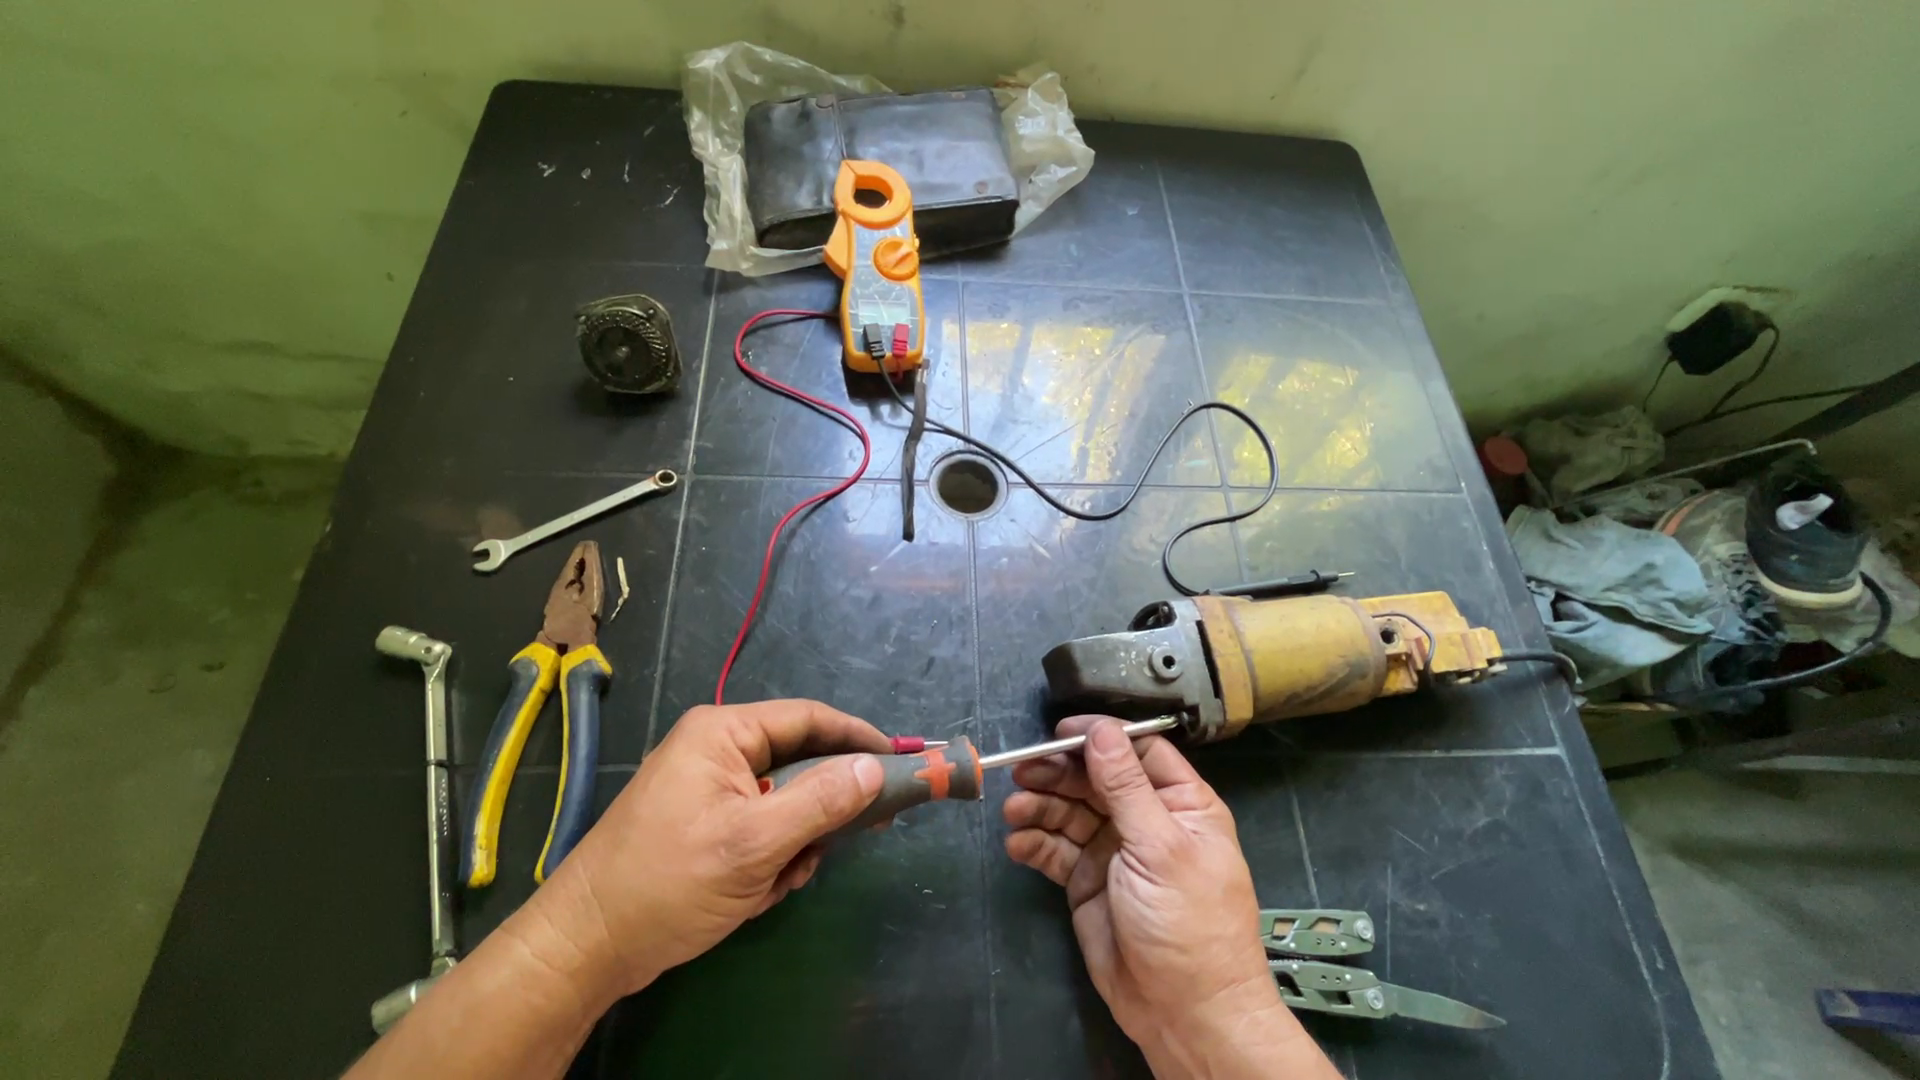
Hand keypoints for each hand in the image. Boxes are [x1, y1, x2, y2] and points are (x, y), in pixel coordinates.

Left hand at [521, 699, 889, 1001]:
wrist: (587, 947)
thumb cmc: (668, 882)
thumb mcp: (754, 843)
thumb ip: (820, 801)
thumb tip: (874, 767)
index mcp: (722, 734)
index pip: (807, 718)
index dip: (857, 737)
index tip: (899, 760)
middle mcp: (717, 751)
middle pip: (798, 761)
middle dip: (823, 805)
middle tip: (863, 830)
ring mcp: (709, 789)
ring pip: (784, 801)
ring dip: (797, 841)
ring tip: (784, 877)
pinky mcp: (706, 824)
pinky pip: (762, 827)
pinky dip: (773, 858)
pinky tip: (759, 891)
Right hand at [1003, 717, 1335, 1078]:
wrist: (1184, 1013)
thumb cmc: (1187, 922)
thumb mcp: (1160, 848)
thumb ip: (1125, 787)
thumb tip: (1102, 730)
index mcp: (1180, 804)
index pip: (1138, 752)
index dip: (1100, 737)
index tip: (1060, 732)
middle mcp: (1144, 820)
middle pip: (1094, 779)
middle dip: (1058, 773)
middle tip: (1022, 770)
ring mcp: (1113, 851)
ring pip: (1069, 812)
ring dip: (1039, 806)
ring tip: (1014, 810)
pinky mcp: (1087, 881)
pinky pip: (1056, 850)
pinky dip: (1035, 843)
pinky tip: (1018, 843)